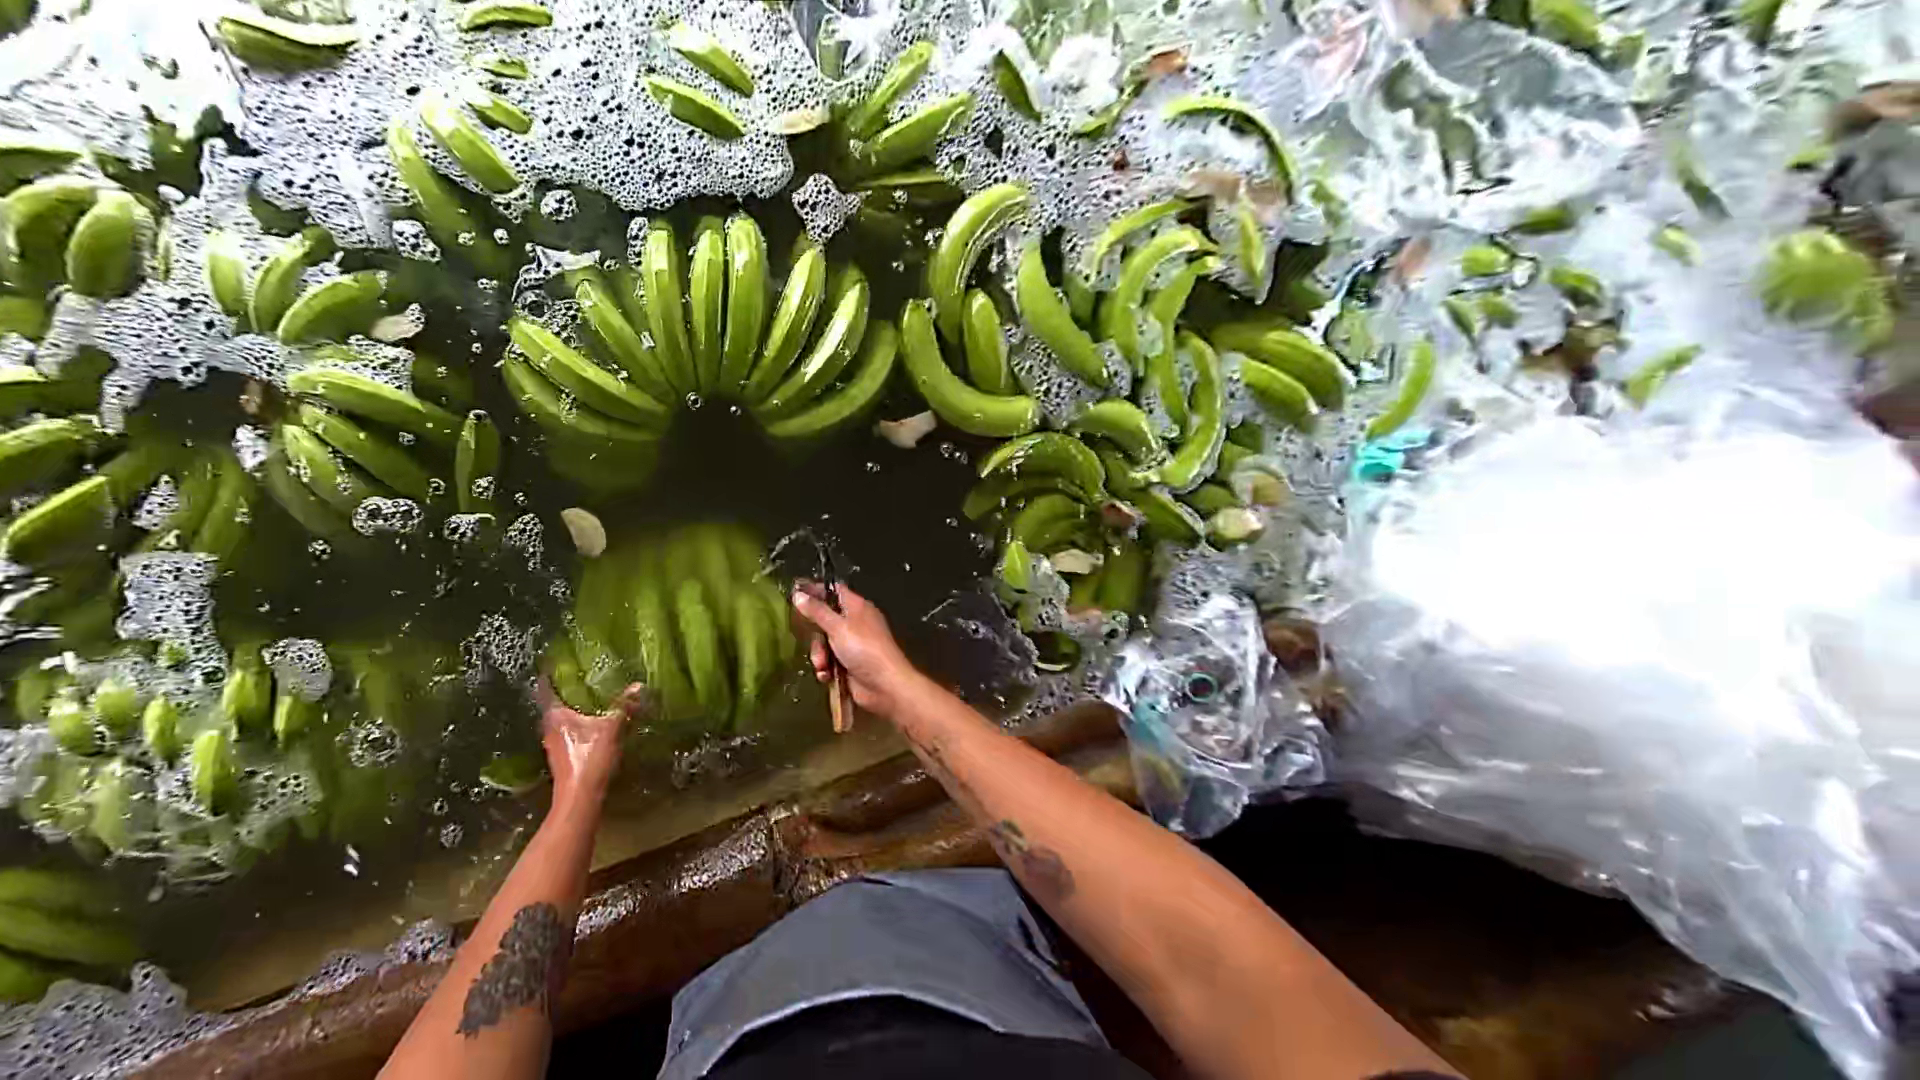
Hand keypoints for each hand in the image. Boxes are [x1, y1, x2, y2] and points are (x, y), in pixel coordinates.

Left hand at [535, 679, 647, 805]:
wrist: (579, 798)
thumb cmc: (589, 760)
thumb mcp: (611, 729)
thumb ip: (623, 706)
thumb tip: (639, 685)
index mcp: (555, 715)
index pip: (546, 688)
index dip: (551, 673)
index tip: (559, 660)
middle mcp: (549, 726)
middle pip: (554, 702)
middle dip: (566, 688)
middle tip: (582, 673)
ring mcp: (554, 741)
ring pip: (561, 716)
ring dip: (573, 706)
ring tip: (591, 693)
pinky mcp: (563, 753)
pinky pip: (568, 728)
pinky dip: (578, 720)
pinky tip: (594, 719)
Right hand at [791, 582, 922, 721]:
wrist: (885, 685)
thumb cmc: (864, 649)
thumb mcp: (838, 627)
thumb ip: (817, 611)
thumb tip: (798, 594)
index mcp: (857, 607)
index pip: (834, 590)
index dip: (816, 590)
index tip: (796, 593)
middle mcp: (854, 623)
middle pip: (824, 620)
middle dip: (816, 634)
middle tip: (813, 641)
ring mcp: (852, 645)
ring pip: (824, 643)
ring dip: (820, 655)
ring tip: (823, 665)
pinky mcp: (848, 664)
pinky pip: (829, 661)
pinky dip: (826, 668)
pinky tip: (827, 676)